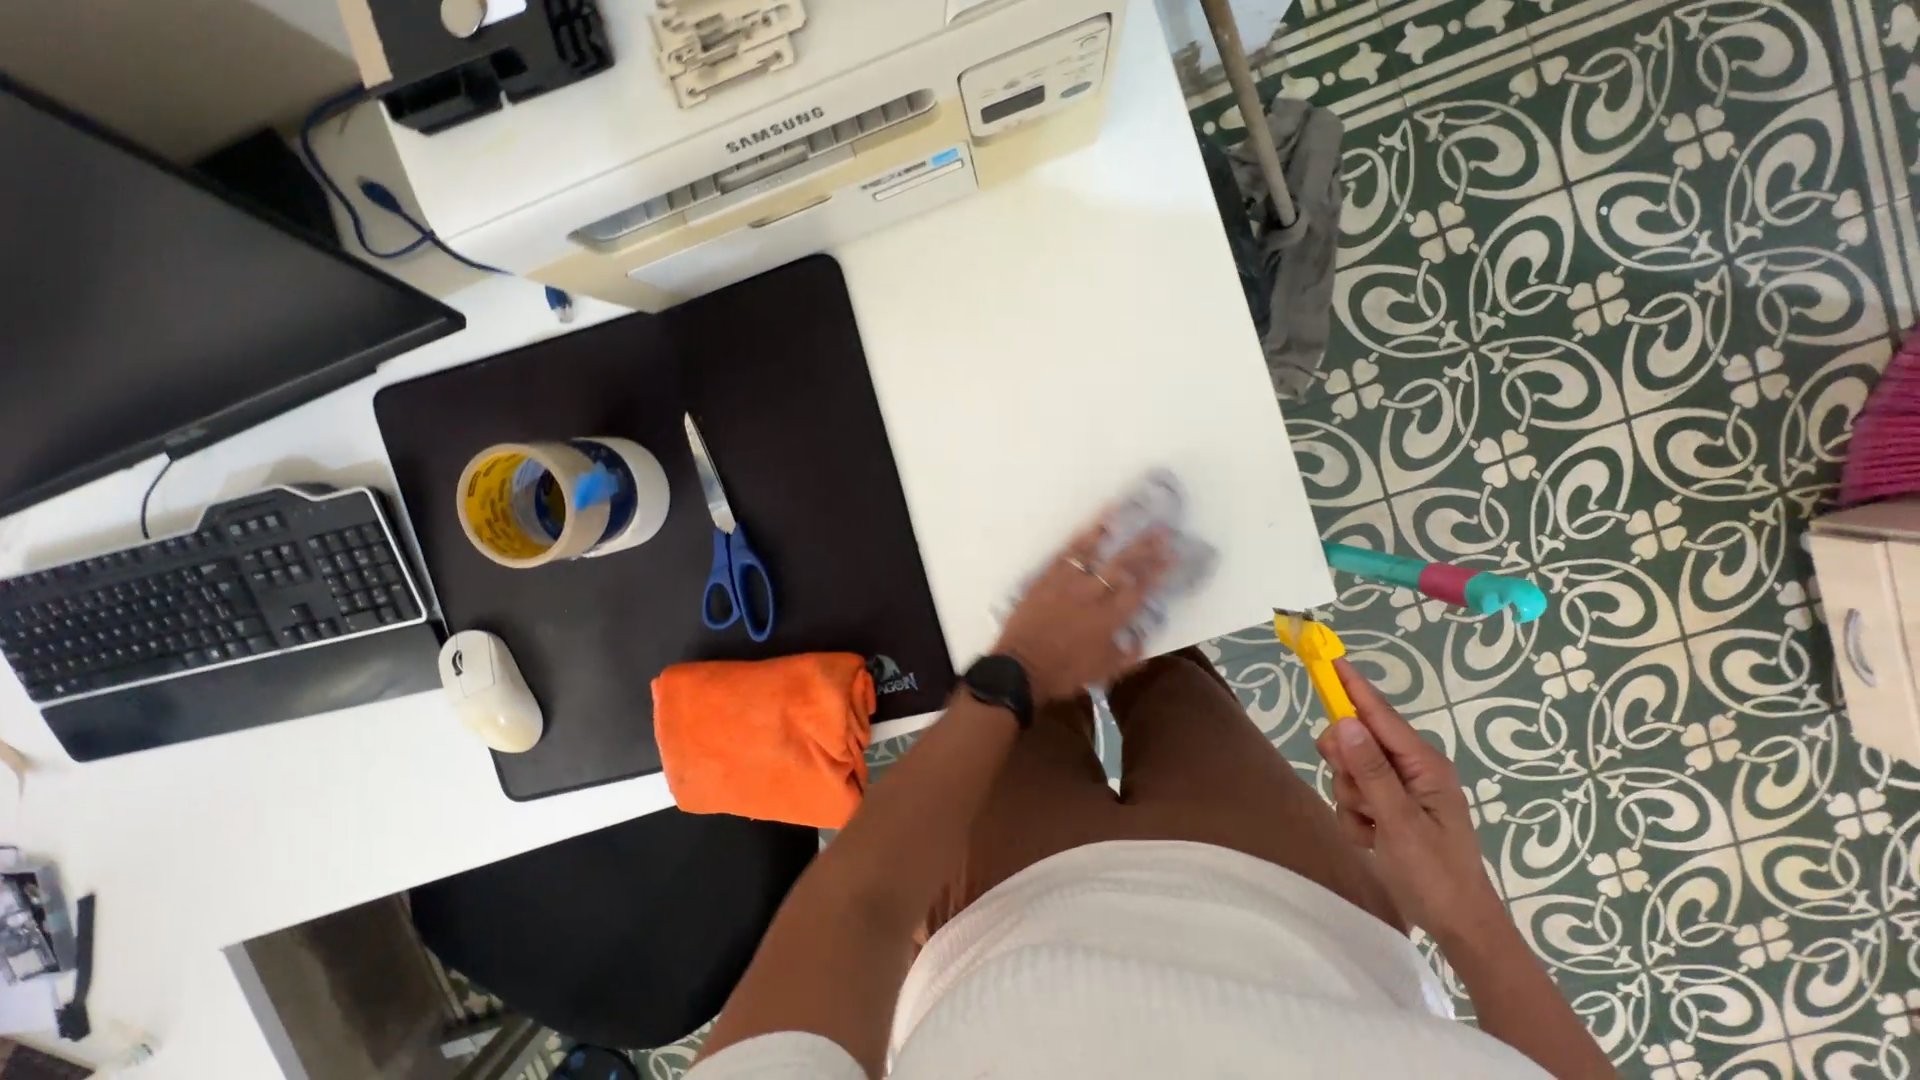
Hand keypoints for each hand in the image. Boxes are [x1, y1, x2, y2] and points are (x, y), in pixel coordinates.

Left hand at [993, 515, 1170, 703]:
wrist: (1018, 669)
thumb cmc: (1062, 674)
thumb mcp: (1102, 672)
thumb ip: (1127, 657)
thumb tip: (1144, 642)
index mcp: (1108, 618)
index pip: (1139, 589)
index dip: (1157, 572)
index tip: (1172, 555)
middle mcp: (1091, 595)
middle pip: (1122, 566)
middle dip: (1145, 547)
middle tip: (1162, 530)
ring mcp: (1067, 583)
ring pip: (1093, 551)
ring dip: (1112, 532)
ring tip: (1126, 512)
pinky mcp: (1046, 578)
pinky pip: (1065, 554)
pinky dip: (1080, 538)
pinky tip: (1090, 527)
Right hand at [1314, 659, 1505, 942]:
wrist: (1460, 925)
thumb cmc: (1436, 874)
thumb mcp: (1399, 823)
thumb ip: (1370, 772)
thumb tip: (1345, 722)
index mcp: (1423, 764)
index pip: (1379, 714)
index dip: (1351, 687)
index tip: (1328, 659)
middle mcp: (1411, 768)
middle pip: (1356, 741)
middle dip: (1345, 767)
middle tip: (1355, 796)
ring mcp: (1400, 788)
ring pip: (1349, 770)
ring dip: (1350, 799)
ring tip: (1371, 829)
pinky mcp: (1390, 807)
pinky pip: (1353, 795)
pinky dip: (1354, 817)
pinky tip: (1371, 840)